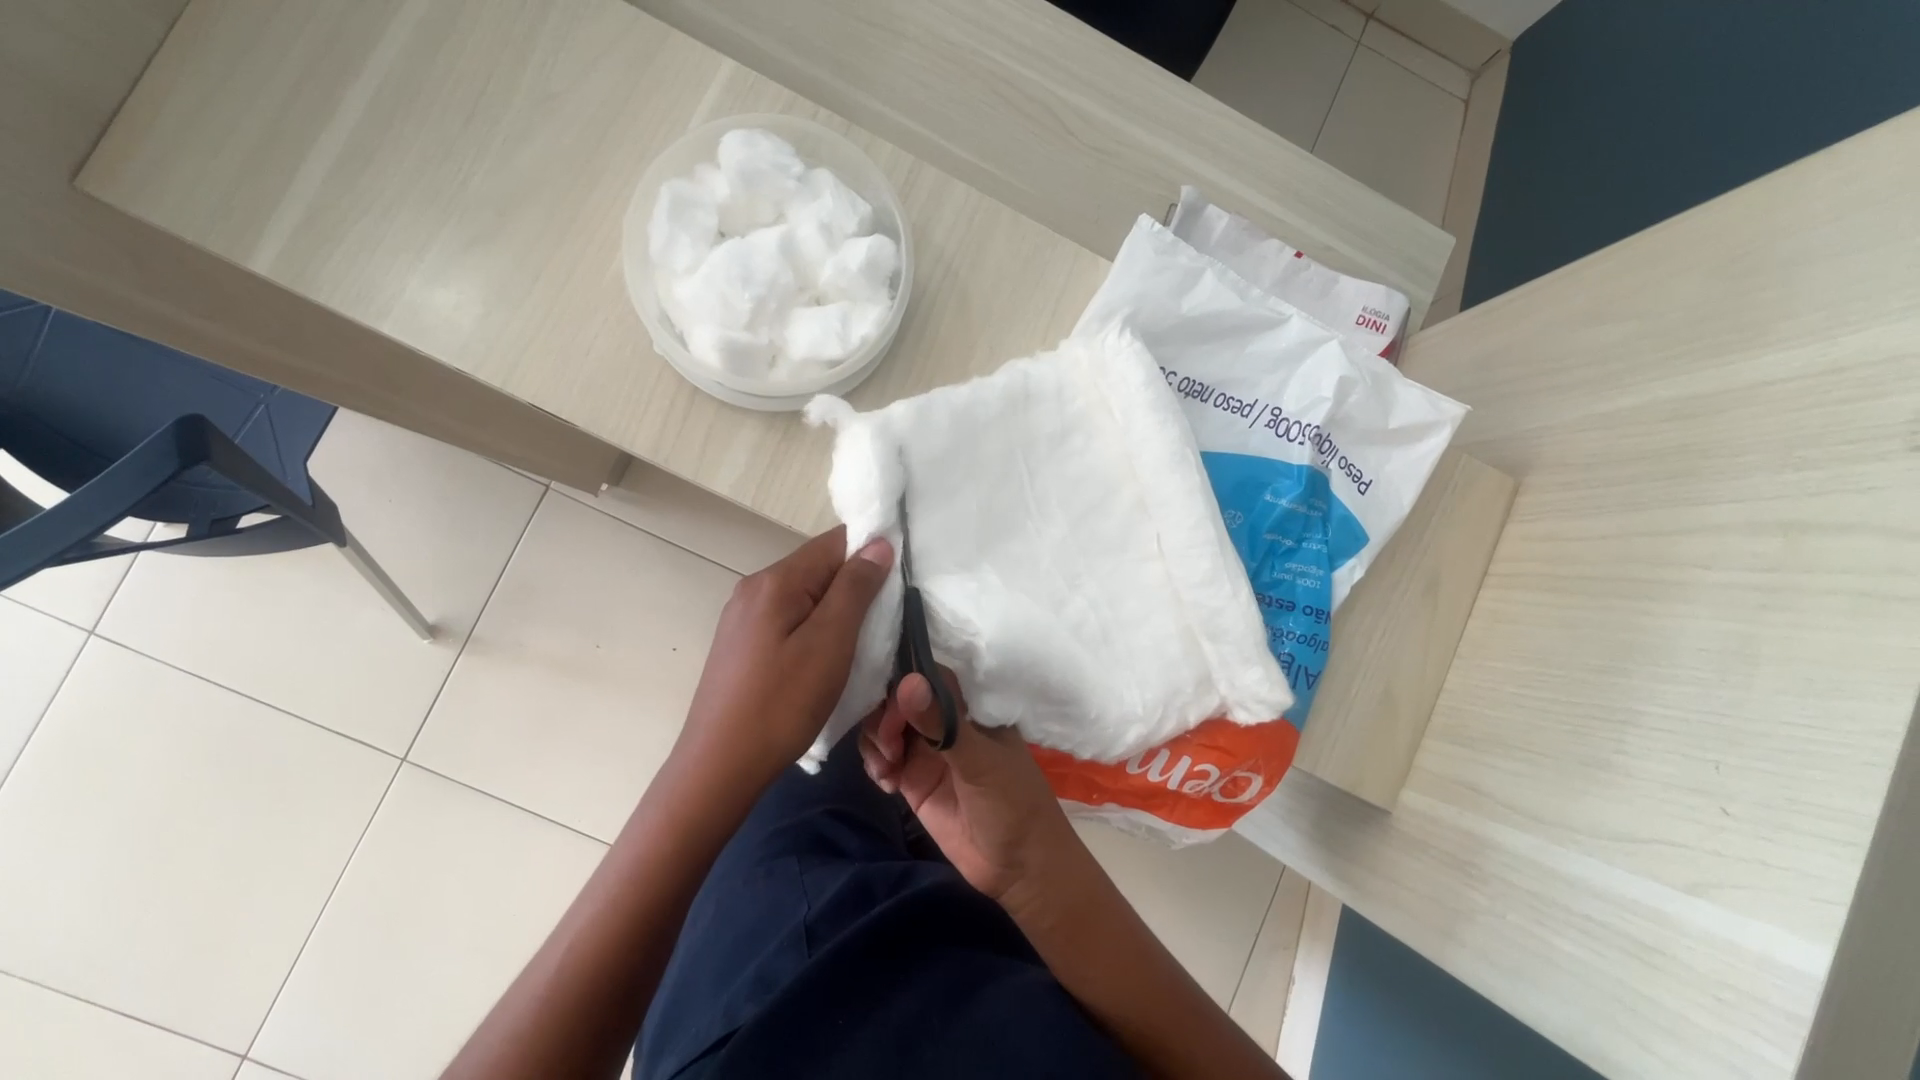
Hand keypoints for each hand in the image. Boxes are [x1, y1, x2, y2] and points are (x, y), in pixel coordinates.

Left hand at [679, 526, 891, 785]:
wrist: (720, 766)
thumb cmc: (782, 704)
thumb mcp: (830, 643)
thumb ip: (855, 589)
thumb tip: (878, 543)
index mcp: (776, 581)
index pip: (835, 542)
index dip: (872, 553)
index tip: (903, 583)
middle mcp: (754, 589)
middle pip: (819, 569)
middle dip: (857, 587)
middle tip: (889, 622)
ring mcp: (743, 618)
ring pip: (806, 598)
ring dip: (838, 613)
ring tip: (864, 645)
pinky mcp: (742, 646)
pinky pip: (790, 622)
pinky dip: (816, 632)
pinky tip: (828, 662)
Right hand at [858, 671, 1077, 903]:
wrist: (1019, 866)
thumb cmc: (1014, 804)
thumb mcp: (980, 762)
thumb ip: (943, 725)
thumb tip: (909, 683)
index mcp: (970, 708)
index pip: (928, 677)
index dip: (904, 685)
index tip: (893, 711)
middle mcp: (945, 723)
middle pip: (899, 699)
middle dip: (884, 717)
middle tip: (890, 748)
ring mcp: (927, 752)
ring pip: (885, 727)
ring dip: (876, 741)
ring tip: (887, 769)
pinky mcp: (913, 781)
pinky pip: (882, 759)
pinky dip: (876, 765)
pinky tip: (887, 784)